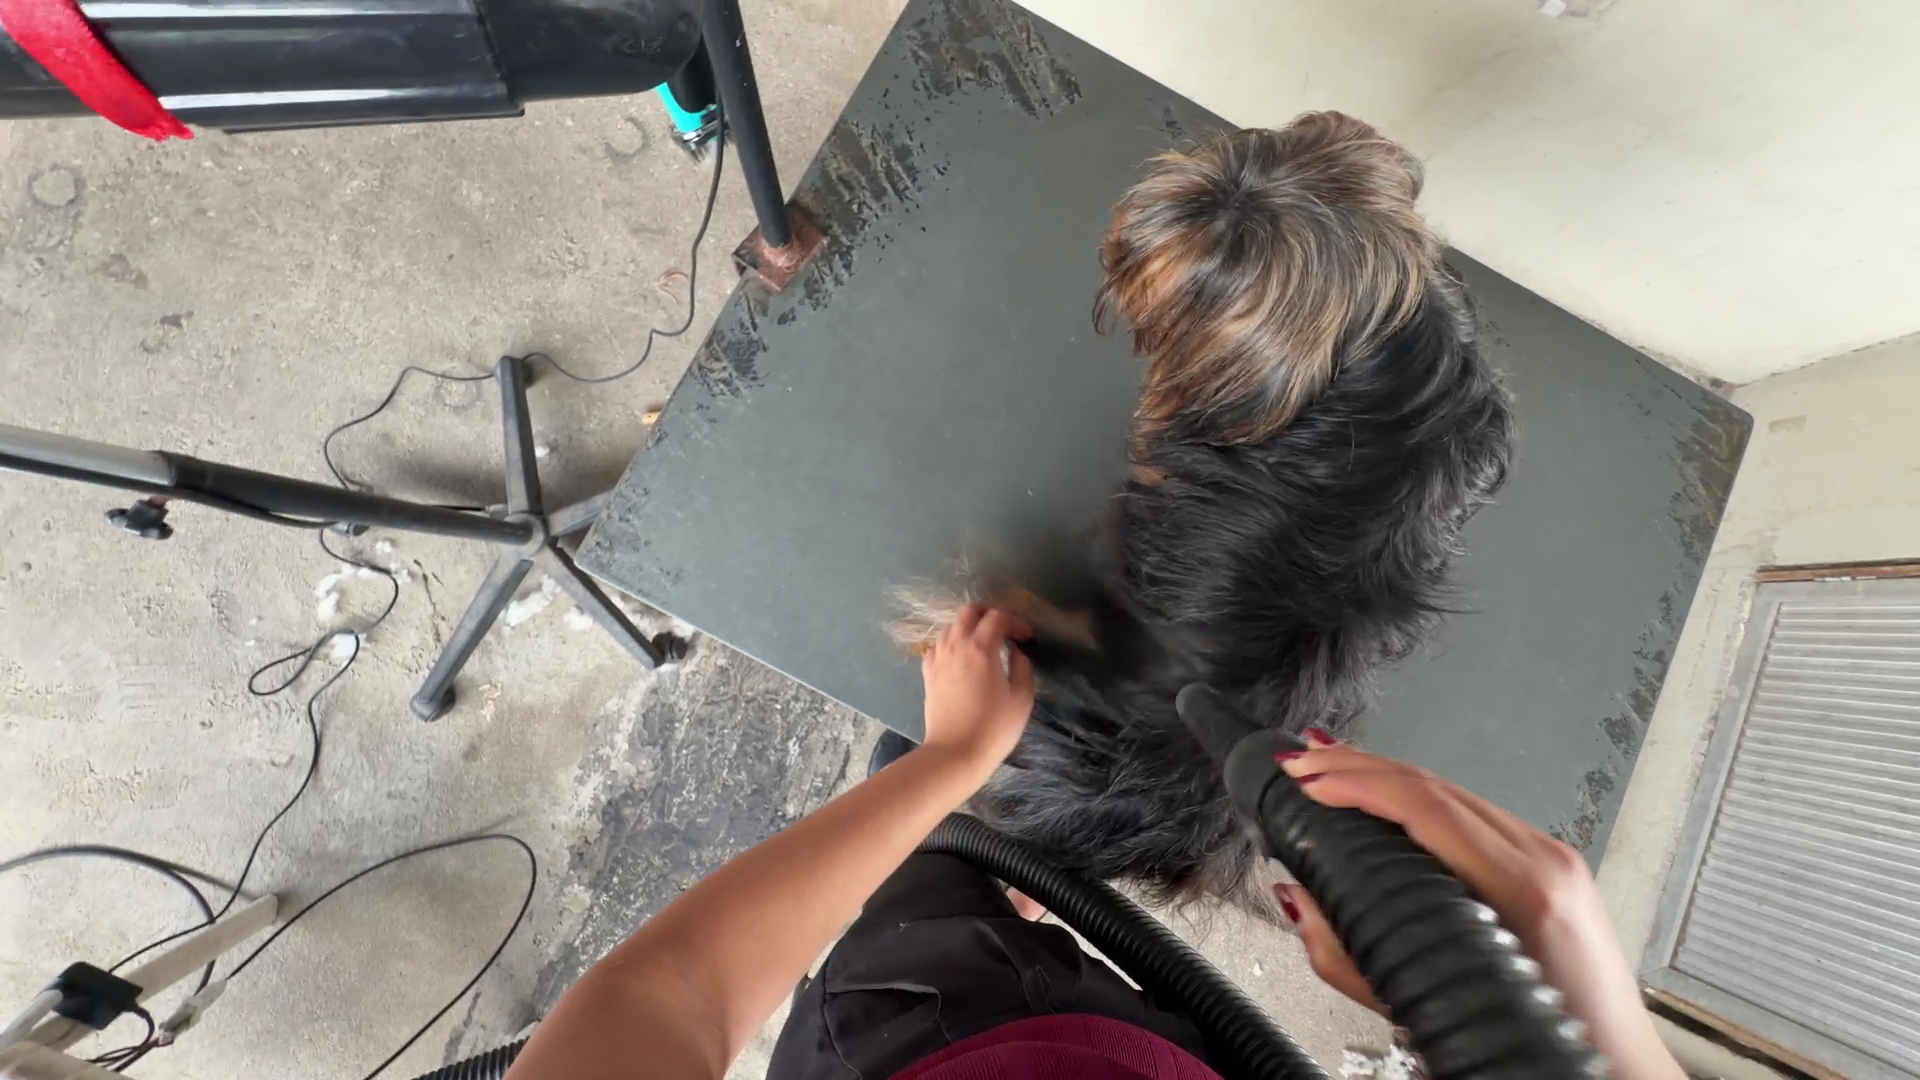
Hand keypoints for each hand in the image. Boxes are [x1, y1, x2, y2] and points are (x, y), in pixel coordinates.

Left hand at [917, 603, 1034, 776]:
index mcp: (980, 648)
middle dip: (989, 613)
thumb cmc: (994, 728)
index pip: (998, 617)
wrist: (955, 753)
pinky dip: (952, 643)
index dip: (1016, 622)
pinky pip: (938, 645)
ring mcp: (938, 658)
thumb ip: (1022, 666)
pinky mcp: (928, 673)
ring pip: (951, 625)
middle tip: (1004, 627)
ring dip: (969, 626)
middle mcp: (956, 646)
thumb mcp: (1022, 697)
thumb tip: (1016, 650)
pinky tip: (961, 657)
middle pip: (969, 611)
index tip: (1026, 638)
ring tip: (984, 642)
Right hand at [1275, 744, 1685, 1079]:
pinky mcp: (1542, 853)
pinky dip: (1406, 786)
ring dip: (1375, 768)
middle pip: (1430, 781)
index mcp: (1523, 891)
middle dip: (1352, 763)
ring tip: (1323, 763)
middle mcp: (1541, 859)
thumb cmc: (1534, 1044)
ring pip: (1445, 783)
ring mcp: (1546, 851)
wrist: (1614, 1069)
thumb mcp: (1423, 1008)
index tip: (1309, 784)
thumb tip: (1297, 899)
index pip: (1424, 805)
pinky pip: (1462, 801)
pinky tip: (1375, 780)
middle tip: (1299, 763)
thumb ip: (1344, 957)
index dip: (1357, 783)